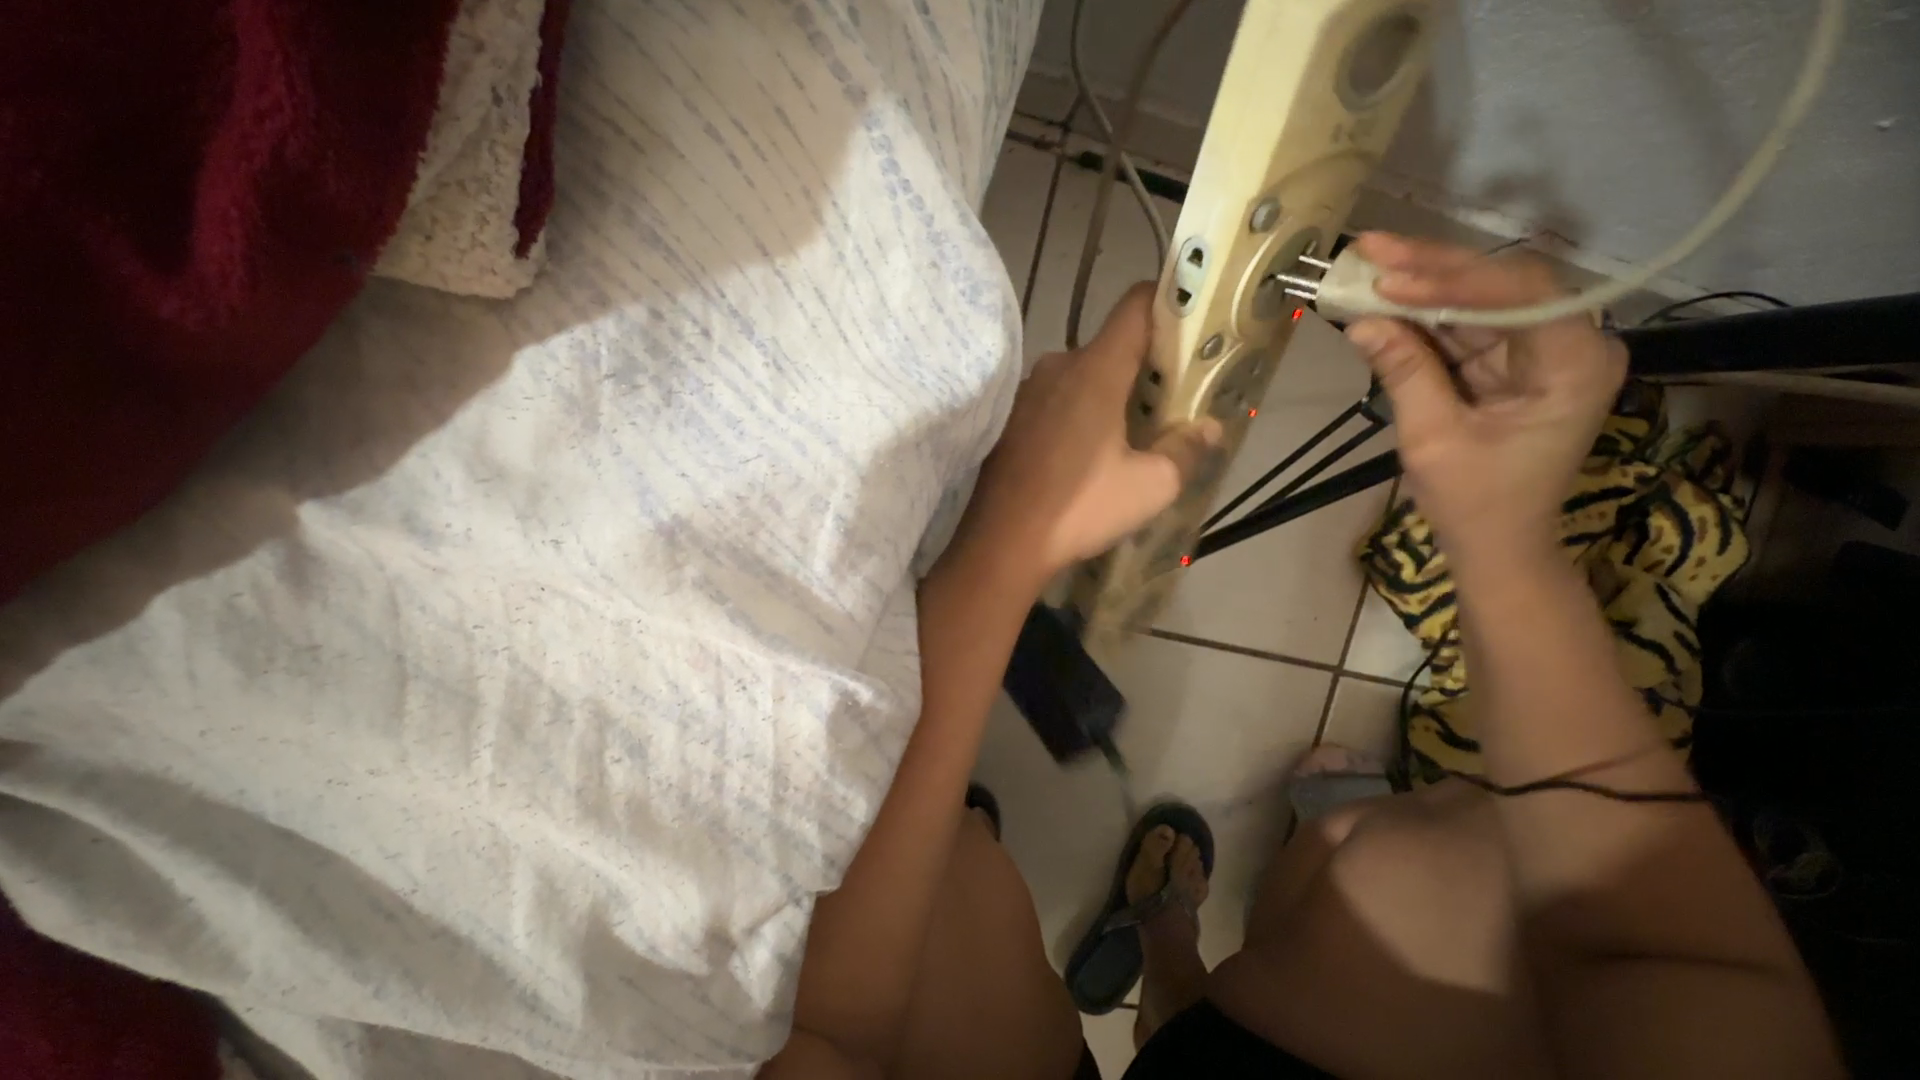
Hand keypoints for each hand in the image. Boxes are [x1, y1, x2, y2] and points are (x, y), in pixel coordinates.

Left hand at [957, 283, 1221, 581]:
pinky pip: (1055, 399)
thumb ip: (1186, 449)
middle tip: (1169, 401)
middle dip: (1143, 366)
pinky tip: (1086, 452)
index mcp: (1095, 370)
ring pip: (1081, 375)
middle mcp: (1056, 366)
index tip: (1190, 326)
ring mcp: (1027, 391)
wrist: (1002, 544)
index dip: (1167, 303)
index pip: (1134, 306)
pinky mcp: (1008, 417)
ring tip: (1130, 434)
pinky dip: (1077, 412)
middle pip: (1110, 346)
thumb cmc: (1080, 509)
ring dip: (1108, 394)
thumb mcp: (1150, 486)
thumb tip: (1210, 428)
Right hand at [1344, 233, 1626, 568]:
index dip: (1454, 282)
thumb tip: (1360, 321)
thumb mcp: (1434, 439)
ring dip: (1421, 283)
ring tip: (1366, 264)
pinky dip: (1421, 313)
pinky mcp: (1510, 359)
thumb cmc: (1476, 502)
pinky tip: (1382, 294)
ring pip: (1478, 297)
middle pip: (1501, 285)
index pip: (1521, 296)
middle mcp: (1570, 342)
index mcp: (1576, 365)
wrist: (1498, 543)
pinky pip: (1465, 324)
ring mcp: (1539, 348)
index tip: (1390, 280)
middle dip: (1432, 269)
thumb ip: (1404, 372)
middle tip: (1369, 248)